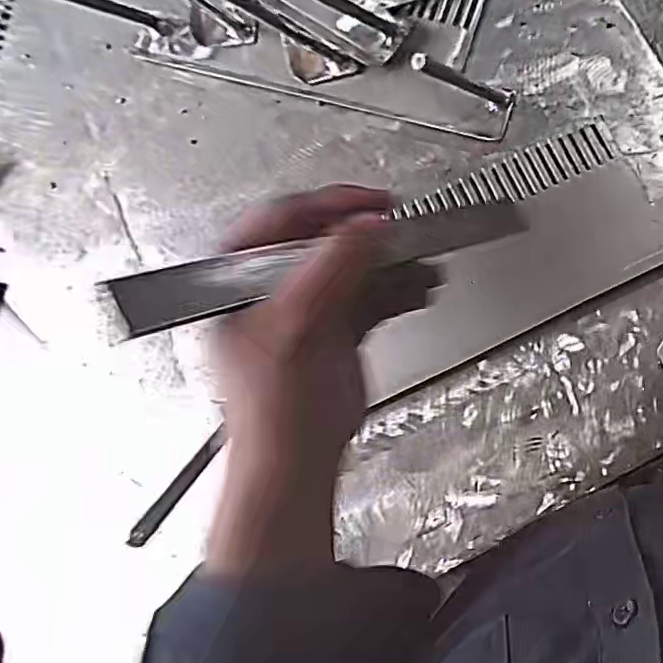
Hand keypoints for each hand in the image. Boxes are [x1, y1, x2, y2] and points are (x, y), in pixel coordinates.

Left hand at [207, 186, 391, 571]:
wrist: (295, 458)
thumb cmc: (271, 409)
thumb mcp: (294, 325)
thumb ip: (330, 270)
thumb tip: (365, 229)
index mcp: (241, 280)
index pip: (281, 221)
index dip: (327, 206)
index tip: (369, 205)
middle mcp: (274, 291)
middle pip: (324, 243)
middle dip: (367, 237)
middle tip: (400, 228)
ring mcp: (309, 312)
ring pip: (353, 270)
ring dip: (391, 263)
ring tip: (421, 259)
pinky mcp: (338, 334)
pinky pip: (372, 299)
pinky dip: (398, 291)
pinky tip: (419, 286)